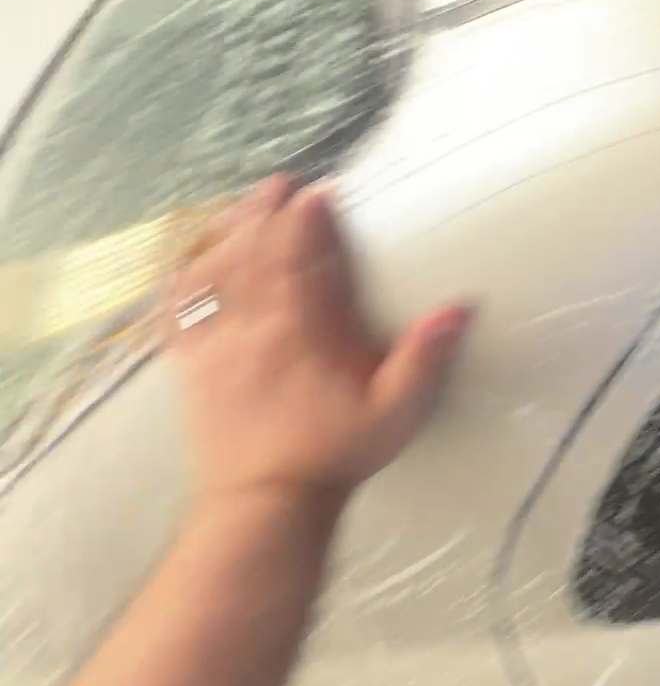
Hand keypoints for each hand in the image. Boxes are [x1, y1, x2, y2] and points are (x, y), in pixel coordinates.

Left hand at [165, 176, 471, 509]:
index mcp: (301, 336)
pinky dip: (181, 281)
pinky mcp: (191, 368)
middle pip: (250, 259)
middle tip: (281, 183)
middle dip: (264, 215)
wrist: (265, 501)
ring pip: (209, 278)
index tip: (321, 192)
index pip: (298, 264)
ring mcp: (214, 349)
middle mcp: (251, 332)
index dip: (306, 224)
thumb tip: (458, 308)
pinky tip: (187, 264)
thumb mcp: (400, 408)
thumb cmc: (341, 449)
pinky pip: (176, 314)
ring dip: (224, 236)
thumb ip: (424, 357)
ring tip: (242, 207)